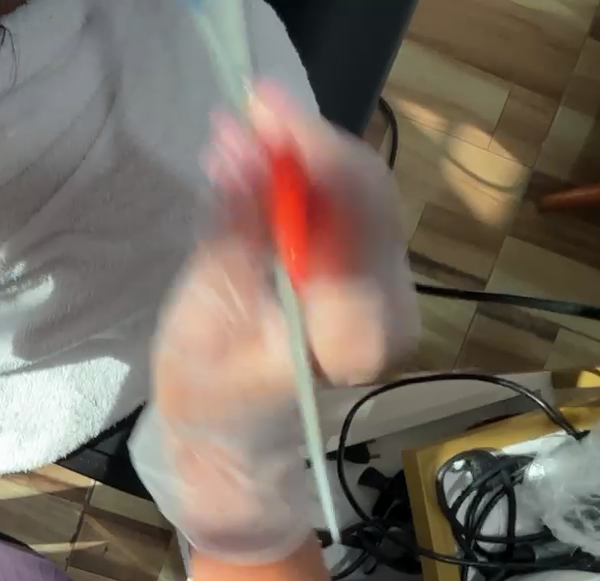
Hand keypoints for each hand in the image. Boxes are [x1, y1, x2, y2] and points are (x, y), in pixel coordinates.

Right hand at [133, 89, 419, 561]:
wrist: (233, 451)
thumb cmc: (209, 405)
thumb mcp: (204, 322)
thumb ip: (232, 234)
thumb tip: (238, 148)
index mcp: (352, 336)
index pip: (349, 216)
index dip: (308, 153)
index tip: (257, 113)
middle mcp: (395, 315)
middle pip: (367, 199)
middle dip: (308, 147)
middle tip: (251, 110)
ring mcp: (396, 303)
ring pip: (366, 203)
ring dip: (310, 164)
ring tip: (253, 136)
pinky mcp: (382, 292)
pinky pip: (357, 222)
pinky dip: (316, 191)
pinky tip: (276, 171)